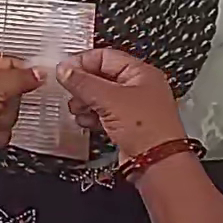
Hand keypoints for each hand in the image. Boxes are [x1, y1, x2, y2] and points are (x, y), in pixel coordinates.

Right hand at [57, 47, 186, 158]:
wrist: (158, 165)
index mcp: (140, 72)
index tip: (65, 71)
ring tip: (77, 108)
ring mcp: (133, 107)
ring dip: (85, 102)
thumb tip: (65, 70)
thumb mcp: (110, 99)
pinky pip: (104, 114)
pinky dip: (92, 116)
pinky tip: (85, 121)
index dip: (83, 62)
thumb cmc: (148, 130)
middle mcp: (138, 87)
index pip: (105, 57)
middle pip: (101, 77)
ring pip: (100, 97)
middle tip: (69, 91)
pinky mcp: (127, 126)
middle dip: (82, 85)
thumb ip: (84, 83)